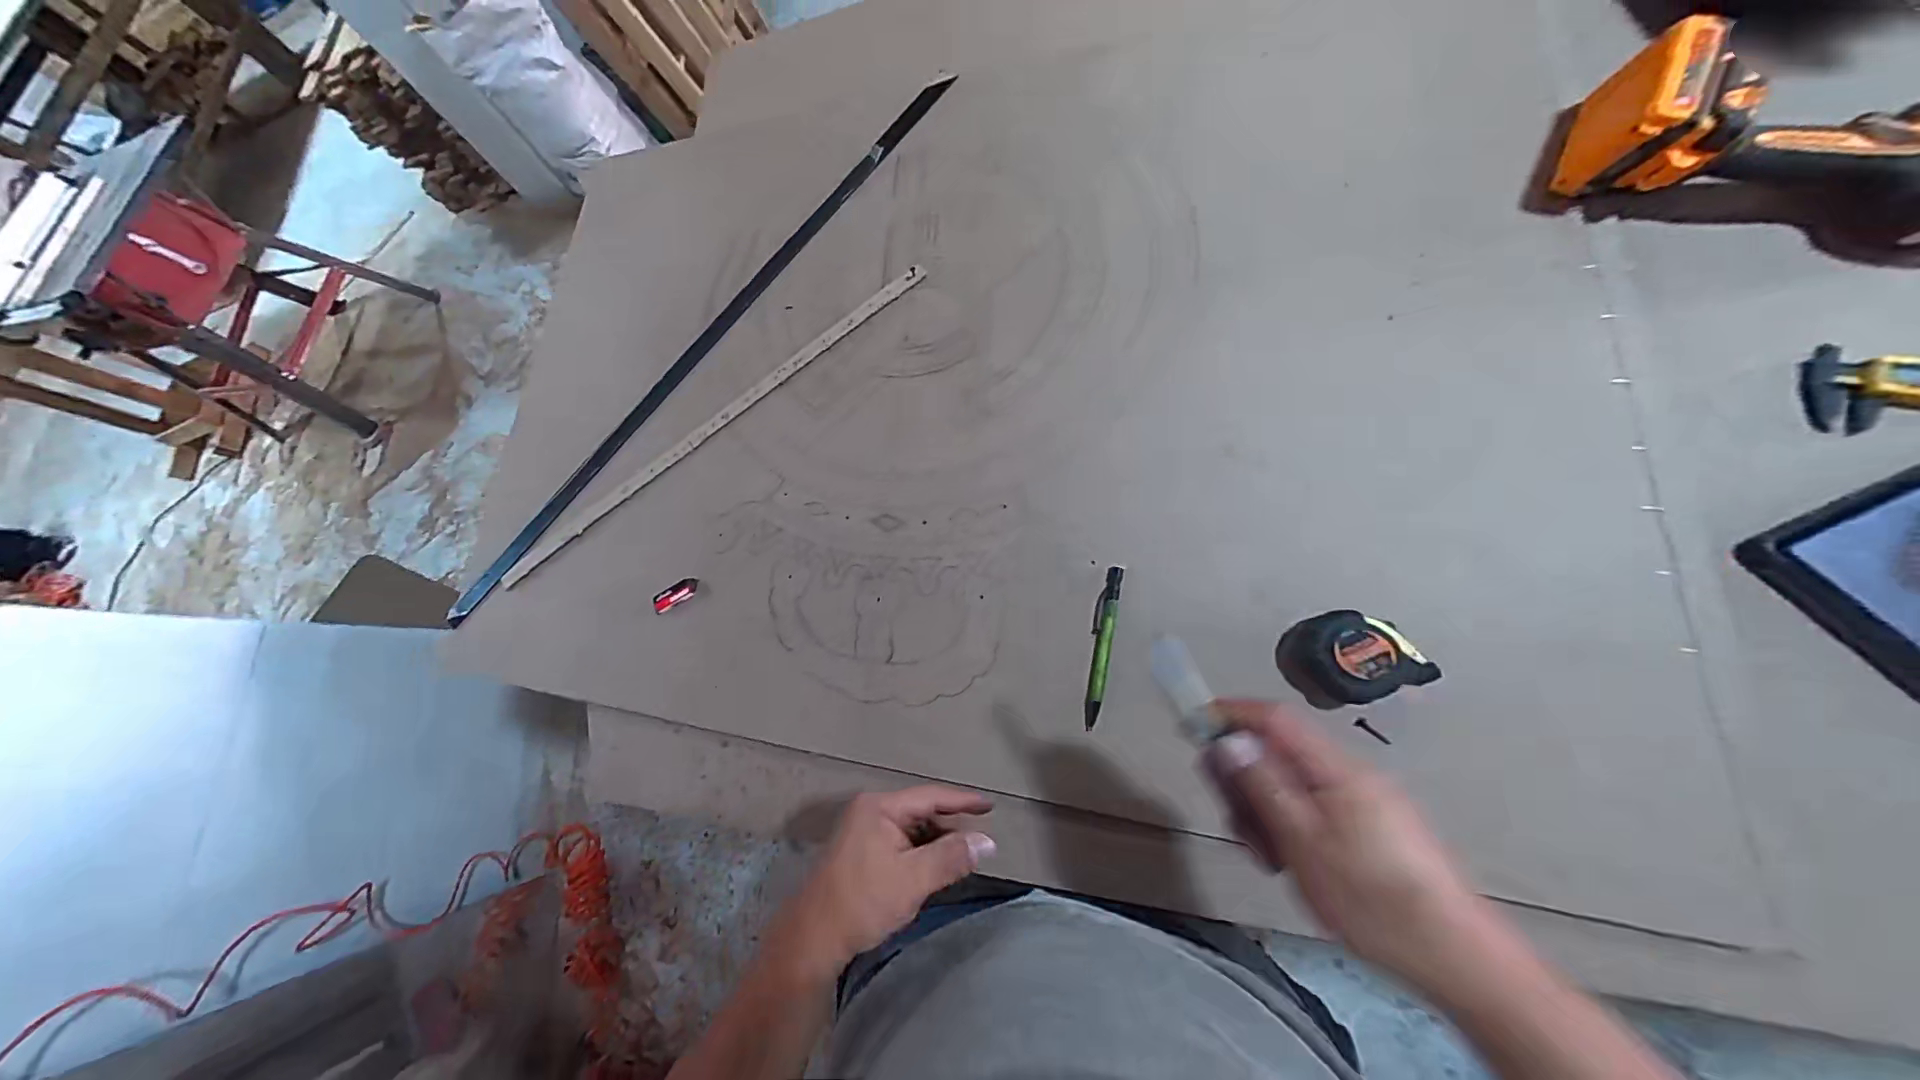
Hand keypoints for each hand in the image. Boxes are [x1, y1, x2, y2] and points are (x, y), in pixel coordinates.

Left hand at [759, 786, 995, 983]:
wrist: (812, 938)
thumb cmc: (862, 902)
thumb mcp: (913, 879)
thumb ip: (951, 857)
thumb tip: (987, 842)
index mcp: (879, 807)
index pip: (930, 796)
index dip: (963, 800)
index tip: (990, 806)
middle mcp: (870, 811)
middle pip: (921, 811)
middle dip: (951, 825)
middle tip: (979, 840)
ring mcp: (862, 830)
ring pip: (912, 829)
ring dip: (936, 842)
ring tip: (961, 857)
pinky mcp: (860, 852)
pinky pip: (901, 842)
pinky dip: (921, 853)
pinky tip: (934, 869)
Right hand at [1204, 700, 1486, 992]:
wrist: (1457, 958)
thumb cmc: (1374, 900)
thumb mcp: (1302, 841)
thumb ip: (1262, 786)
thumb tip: (1230, 741)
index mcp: (1336, 769)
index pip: (1274, 718)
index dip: (1231, 714)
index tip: (1195, 724)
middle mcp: (1350, 774)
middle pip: (1279, 751)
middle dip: (1245, 778)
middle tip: (1234, 818)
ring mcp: (1363, 800)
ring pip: (1292, 783)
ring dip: (1265, 809)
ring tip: (1268, 855)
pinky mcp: (1370, 826)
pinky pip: (1313, 807)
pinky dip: (1290, 825)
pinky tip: (1291, 860)